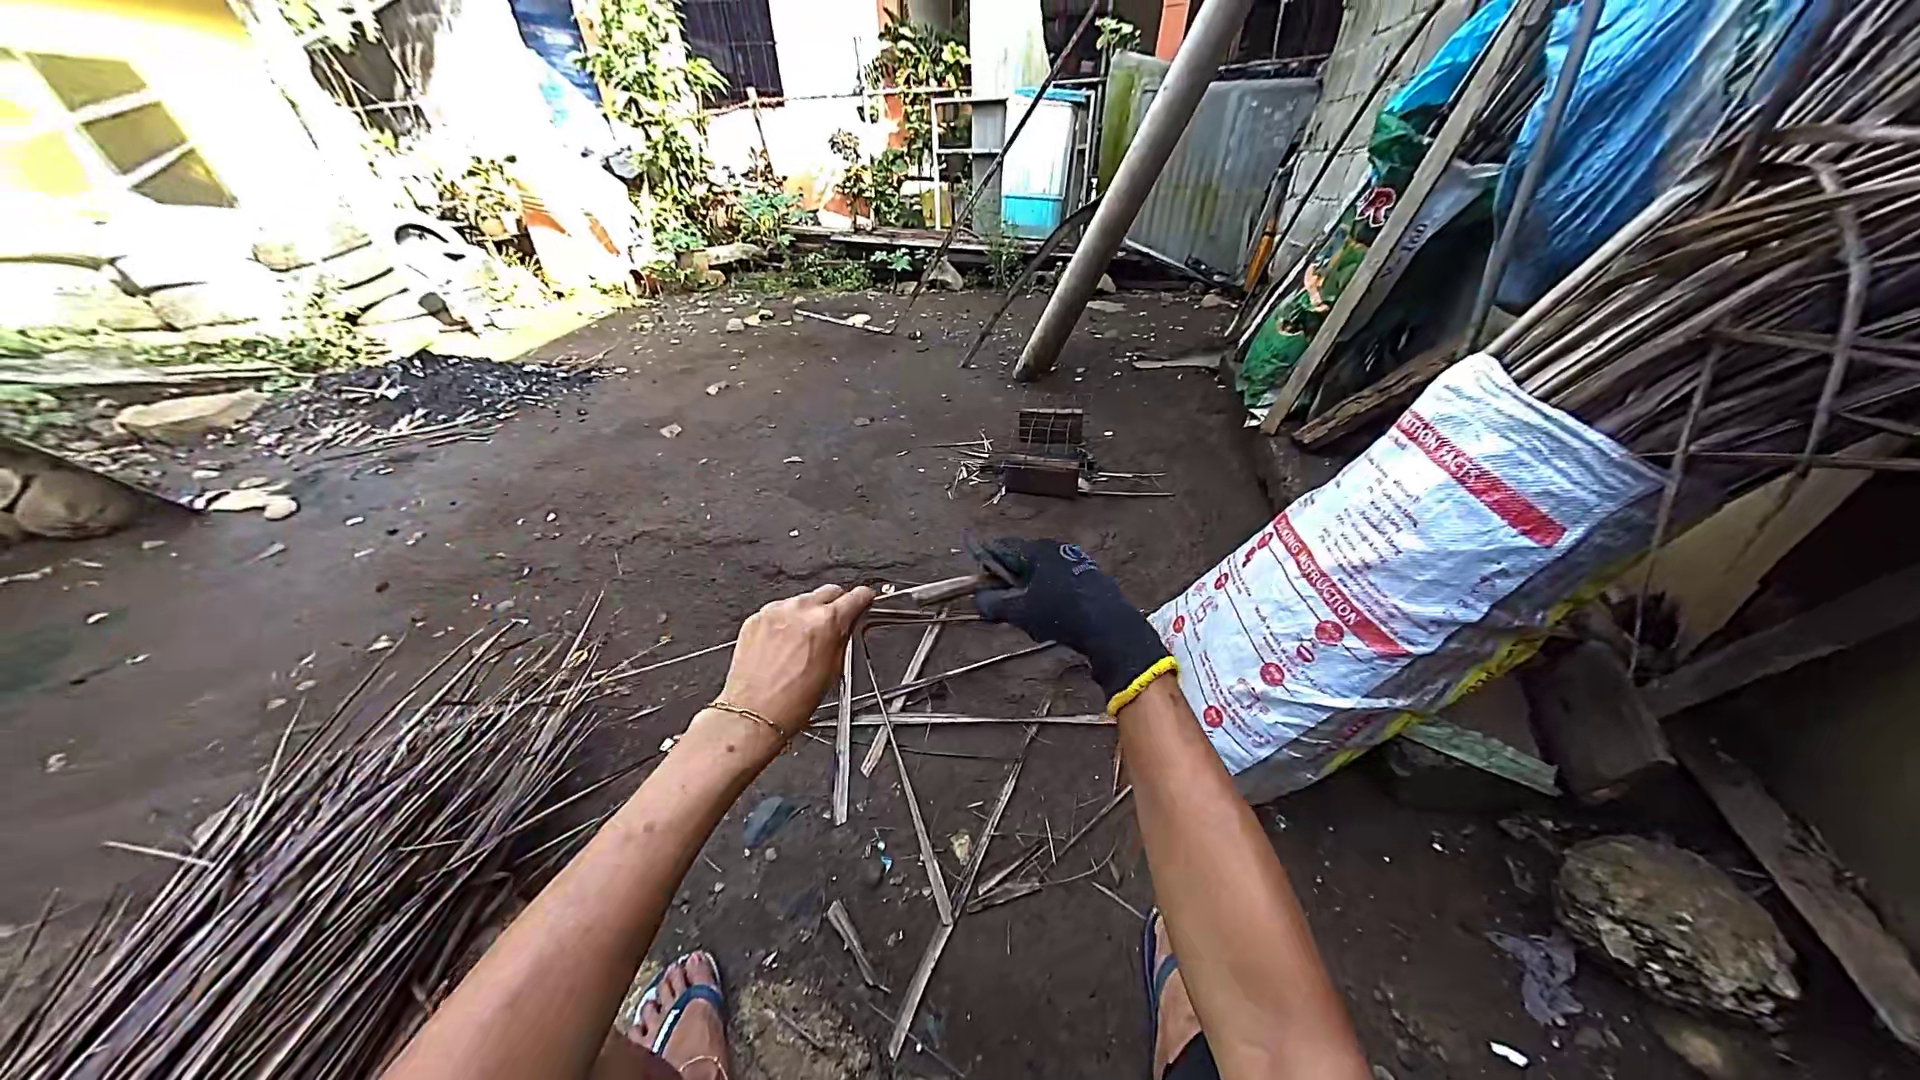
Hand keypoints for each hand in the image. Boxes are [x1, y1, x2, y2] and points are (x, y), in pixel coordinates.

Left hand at [713, 584, 874, 736]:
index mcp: (826, 621)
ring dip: (809, 613)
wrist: (754, 712)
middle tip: (834, 624)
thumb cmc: (792, 700)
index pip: (856, 596)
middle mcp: (800, 609)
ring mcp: (775, 611)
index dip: (863, 600)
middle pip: (829, 591)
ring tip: (804, 641)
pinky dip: (786, 621)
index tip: (863, 602)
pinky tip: (785, 644)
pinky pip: (779, 610)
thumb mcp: (834, 669)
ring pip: (803, 600)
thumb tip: (848, 624)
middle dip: (836, 604)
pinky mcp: (756, 618)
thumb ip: (843, 637)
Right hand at [973, 538, 1169, 706]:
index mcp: (1036, 550)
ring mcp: (1075, 562)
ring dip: (1027, 588)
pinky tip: (1050, 616)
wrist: (1111, 627)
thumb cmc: (1061, 614)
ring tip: (1024, 612)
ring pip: (1040, 572)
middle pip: (1021, 559)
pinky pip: (1058, 582)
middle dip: (1007, 579)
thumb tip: (978, 599)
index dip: (985, 562)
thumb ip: (993, 604)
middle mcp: (1056, 549)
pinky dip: (1047, 594)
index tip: (979, 580)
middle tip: (999, 600)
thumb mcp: (1019, 612)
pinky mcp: (1089, 577)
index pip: (1001, 547)